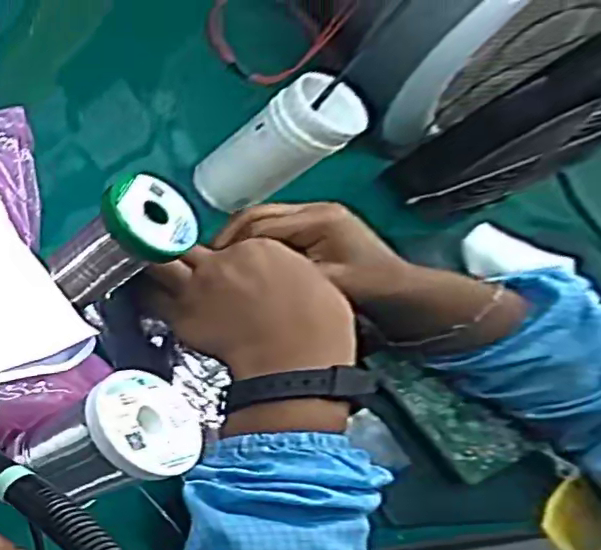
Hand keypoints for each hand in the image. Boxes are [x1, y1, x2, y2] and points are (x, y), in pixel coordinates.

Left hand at [143, 240, 358, 434]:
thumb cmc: (308, 317)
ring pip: (160, 268)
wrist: (289, 348)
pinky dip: (146, 296)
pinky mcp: (178, 314)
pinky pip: (152, 300)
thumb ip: (262, 267)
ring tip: (140, 265)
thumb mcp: (296, 272)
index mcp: (255, 246)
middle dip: (170, 251)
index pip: (220, 246)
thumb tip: (245, 277)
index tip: (206, 264)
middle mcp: (219, 263)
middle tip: (155, 252)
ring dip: (150, 267)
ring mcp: (194, 288)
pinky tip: (140, 295)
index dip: (210, 257)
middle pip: (183, 250)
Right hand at [212, 202, 413, 306]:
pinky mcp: (309, 225)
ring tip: (220, 265)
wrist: (393, 287)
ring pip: (256, 218)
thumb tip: (236, 272)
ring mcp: (312, 215)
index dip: (228, 248)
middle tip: (207, 266)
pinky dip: (246, 242)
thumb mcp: (316, 282)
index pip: (256, 226)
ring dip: (233, 239)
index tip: (208, 271)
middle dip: (224, 239)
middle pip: (252, 215)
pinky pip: (266, 227)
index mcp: (317, 220)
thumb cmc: (359, 287)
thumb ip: (277, 272)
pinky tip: (239, 262)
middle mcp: (314, 211)